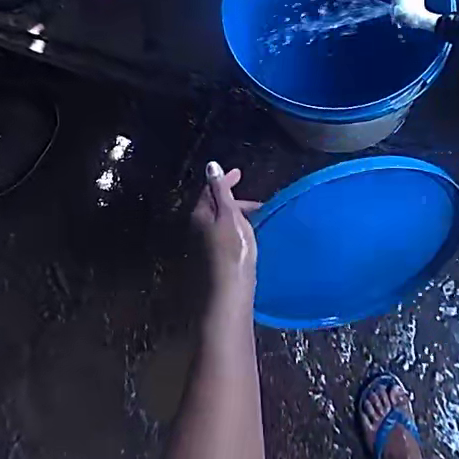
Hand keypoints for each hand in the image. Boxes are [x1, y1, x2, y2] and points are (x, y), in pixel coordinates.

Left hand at [191, 161, 260, 303]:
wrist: (229, 293)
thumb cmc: (231, 251)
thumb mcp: (229, 215)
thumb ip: (221, 190)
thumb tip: (211, 165)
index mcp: (201, 214)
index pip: (211, 190)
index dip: (225, 180)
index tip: (238, 173)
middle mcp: (199, 227)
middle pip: (216, 206)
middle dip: (235, 200)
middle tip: (257, 202)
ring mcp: (206, 244)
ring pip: (222, 222)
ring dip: (238, 216)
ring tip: (258, 219)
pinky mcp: (215, 259)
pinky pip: (227, 236)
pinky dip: (238, 230)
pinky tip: (251, 238)